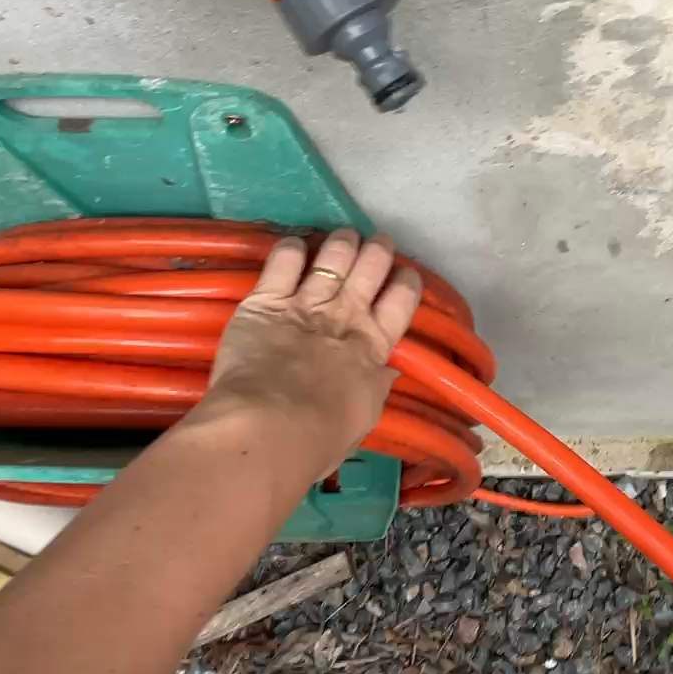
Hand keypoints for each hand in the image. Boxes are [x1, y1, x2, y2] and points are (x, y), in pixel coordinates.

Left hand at [193, 229, 422, 473]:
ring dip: (342, 242)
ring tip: (343, 237)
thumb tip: (387, 369)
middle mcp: (345, 315)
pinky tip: (294, 246)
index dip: (406, 282)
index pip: (402, 299)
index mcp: (373, 344)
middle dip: (378, 250)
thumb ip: (375, 385)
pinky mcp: (266, 299)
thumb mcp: (364, 414)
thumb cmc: (320, 436)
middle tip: (377, 243)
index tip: (404, 275)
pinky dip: (291, 247)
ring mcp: (306, 302)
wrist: (269, 428)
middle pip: (372, 265)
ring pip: (334, 254)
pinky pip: (284, 259)